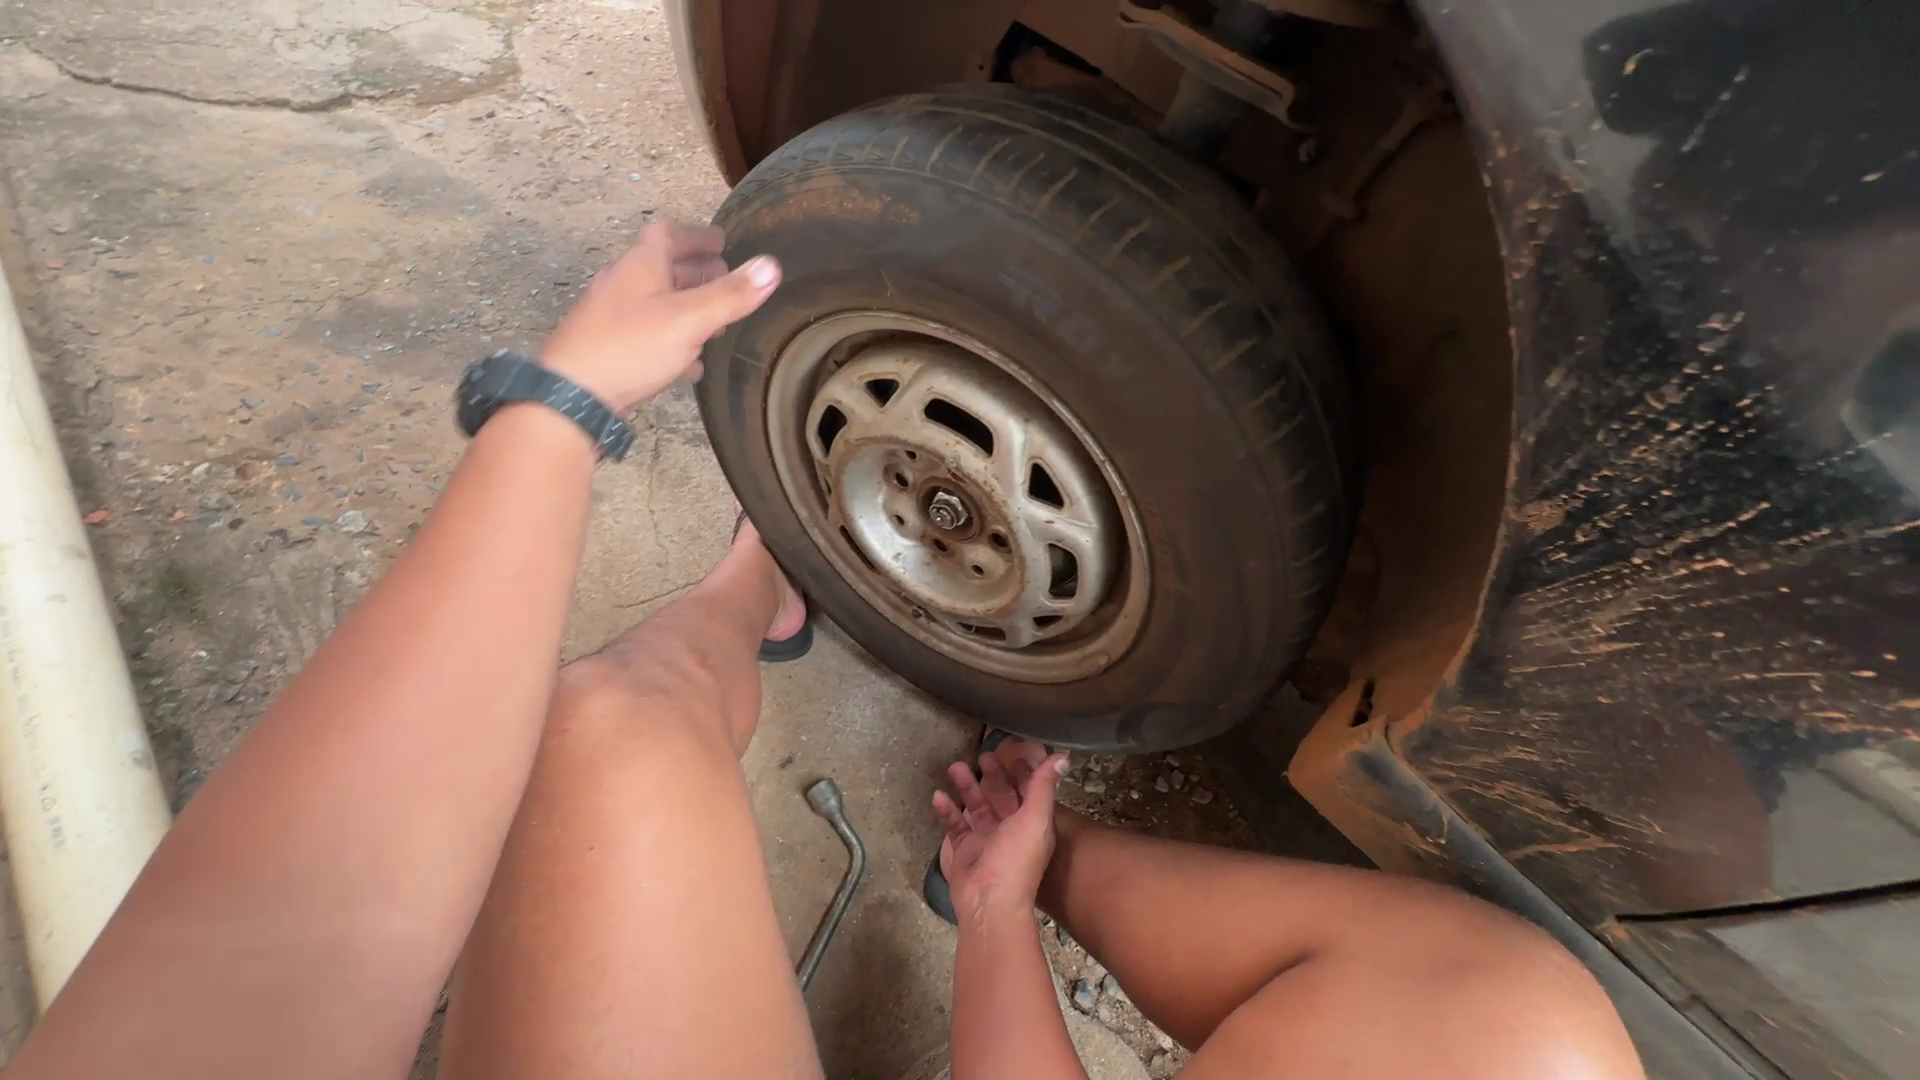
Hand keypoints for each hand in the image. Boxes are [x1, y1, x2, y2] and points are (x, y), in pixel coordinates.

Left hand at [540, 223, 779, 410]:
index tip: (721, 243)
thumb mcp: (689, 319)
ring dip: (687, 306)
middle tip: (726, 279)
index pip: (668, 235)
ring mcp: (614, 318)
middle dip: (696, 272)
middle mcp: (623, 285)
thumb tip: (770, 266)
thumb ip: (730, 296)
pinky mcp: (612, 350)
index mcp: (640, 267)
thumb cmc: (631, 348)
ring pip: (657, 303)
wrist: (575, 395)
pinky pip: (649, 336)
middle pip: (663, 269)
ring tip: (716, 322)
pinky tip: (691, 362)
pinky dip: (674, 339)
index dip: (696, 237)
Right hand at [932, 739, 1069, 922]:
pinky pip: (954, 825)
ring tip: (954, 767)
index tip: (1012, 751)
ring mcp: (986, 840)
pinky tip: (938, 796)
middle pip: (1000, 796)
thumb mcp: (1035, 818)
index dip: (1022, 771)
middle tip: (981, 755)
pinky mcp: (965, 850)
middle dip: (992, 776)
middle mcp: (1010, 830)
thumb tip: (1064, 755)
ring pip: (975, 806)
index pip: (1028, 791)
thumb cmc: (1016, 859)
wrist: (989, 901)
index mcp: (1032, 823)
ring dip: (966, 787)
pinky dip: (947, 810)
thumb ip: (1044, 785)